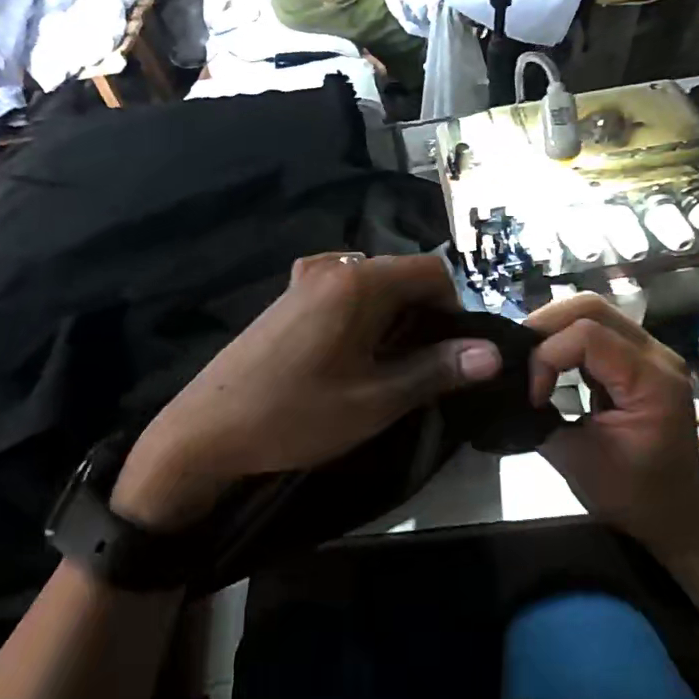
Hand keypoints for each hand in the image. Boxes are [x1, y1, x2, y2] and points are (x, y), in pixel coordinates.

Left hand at [113, 254, 500, 528]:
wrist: (205, 431)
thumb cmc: (295, 415)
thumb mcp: (376, 399)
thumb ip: (438, 370)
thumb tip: (494, 354)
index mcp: (358, 280)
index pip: (433, 271)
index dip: (456, 309)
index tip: (456, 354)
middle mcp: (334, 267)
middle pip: (404, 276)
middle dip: (428, 317)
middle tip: (427, 369)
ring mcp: (307, 279)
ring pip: (377, 287)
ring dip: (398, 321)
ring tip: (392, 369)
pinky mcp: (290, 298)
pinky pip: (348, 295)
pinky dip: (369, 319)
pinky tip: (356, 358)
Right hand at [526, 294, 698, 554]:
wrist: (676, 514)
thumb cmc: (633, 496)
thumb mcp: (577, 462)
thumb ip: (541, 420)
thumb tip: (506, 392)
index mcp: (652, 381)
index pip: (588, 336)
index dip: (546, 357)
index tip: (533, 397)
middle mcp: (657, 355)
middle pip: (592, 307)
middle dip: (545, 326)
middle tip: (517, 358)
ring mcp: (651, 353)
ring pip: (594, 312)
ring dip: (554, 329)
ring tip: (528, 359)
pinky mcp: (639, 359)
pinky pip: (598, 330)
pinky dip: (566, 340)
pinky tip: (548, 363)